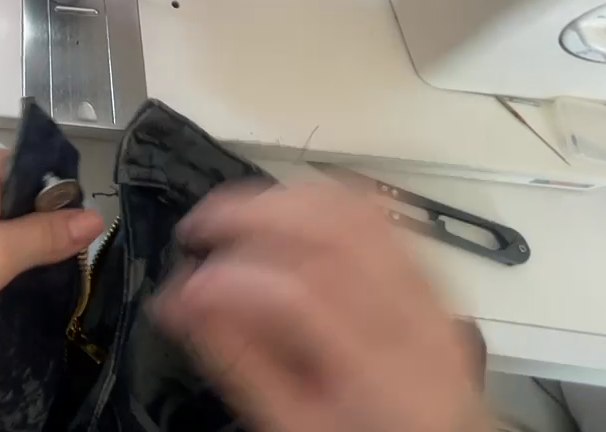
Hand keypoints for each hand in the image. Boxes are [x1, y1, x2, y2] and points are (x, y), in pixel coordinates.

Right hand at [150, 182, 490, 431]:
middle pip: (328, 233)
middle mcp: (416, 322)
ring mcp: (427, 290)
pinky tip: (278, 207)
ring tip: (230, 216)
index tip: (185, 290)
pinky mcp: (424, 272)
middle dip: (246, 217)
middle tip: (197, 230)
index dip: (231, 280)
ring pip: (349, 208)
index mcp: (386, 377)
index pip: (300, 297)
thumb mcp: (295, 425)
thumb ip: (237, 362)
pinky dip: (315, 195)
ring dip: (276, 199)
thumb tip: (177, 301)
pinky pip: (373, 209)